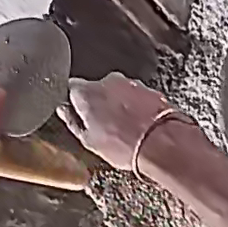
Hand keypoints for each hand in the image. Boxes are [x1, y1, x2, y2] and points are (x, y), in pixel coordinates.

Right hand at [62, 73, 201, 173]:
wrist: (162, 143)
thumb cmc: (125, 144)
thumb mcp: (88, 141)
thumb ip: (73, 122)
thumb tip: (65, 113)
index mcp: (86, 92)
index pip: (71, 88)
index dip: (74, 103)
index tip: (77, 115)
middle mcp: (108, 82)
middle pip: (96, 89)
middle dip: (98, 105)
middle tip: (101, 128)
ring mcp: (131, 83)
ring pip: (117, 93)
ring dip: (118, 107)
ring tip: (123, 132)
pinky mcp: (149, 89)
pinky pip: (136, 98)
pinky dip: (135, 109)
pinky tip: (138, 128)